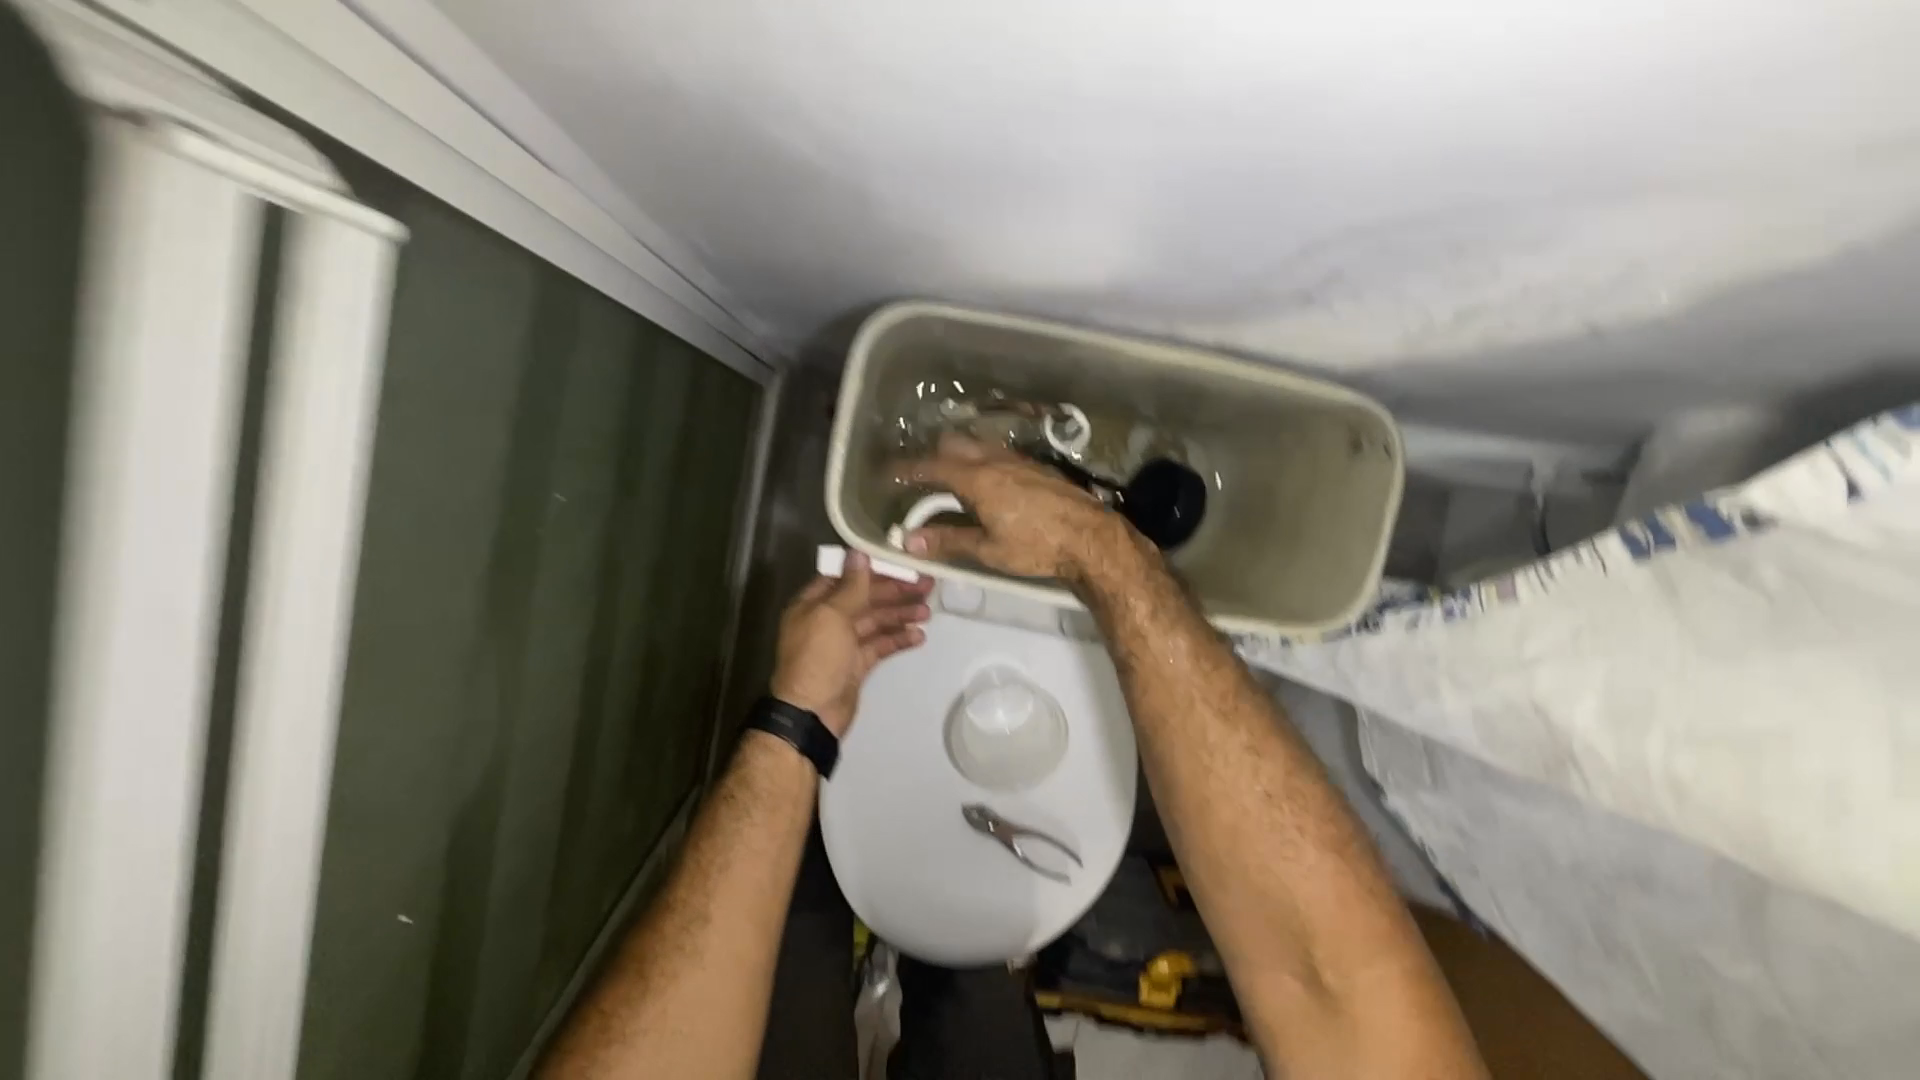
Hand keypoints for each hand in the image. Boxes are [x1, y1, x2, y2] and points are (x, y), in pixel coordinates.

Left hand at [769, 551, 933, 736]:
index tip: (901, 564)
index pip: (846, 578)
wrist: (813, 714)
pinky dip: (898, 640)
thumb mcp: (832, 615)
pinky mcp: (857, 665)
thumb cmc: (818, 658)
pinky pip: (880, 646)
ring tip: (928, 612)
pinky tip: (919, 637)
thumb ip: (851, 586)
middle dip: (894, 593)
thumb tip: (859, 552)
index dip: (873, 570)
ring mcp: (842, 644)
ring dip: (900, 615)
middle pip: (864, 599)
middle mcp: (827, 621)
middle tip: (927, 586)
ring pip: (875, 622)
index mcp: (813, 604)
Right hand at [892, 434, 1143, 583]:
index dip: (907, 470)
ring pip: (980, 446)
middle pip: (955, 444)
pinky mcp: (1038, 468)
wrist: (1090, 538)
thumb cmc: (1036, 547)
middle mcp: (996, 461)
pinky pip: (1000, 454)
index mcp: (978, 479)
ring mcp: (1019, 461)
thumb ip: (948, 541)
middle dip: (933, 455)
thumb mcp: (988, 549)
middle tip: (921, 475)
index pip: (932, 467)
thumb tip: (910, 541)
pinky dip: (984, 460)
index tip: (889, 474)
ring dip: (961, 455)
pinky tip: (990, 480)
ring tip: (952, 475)